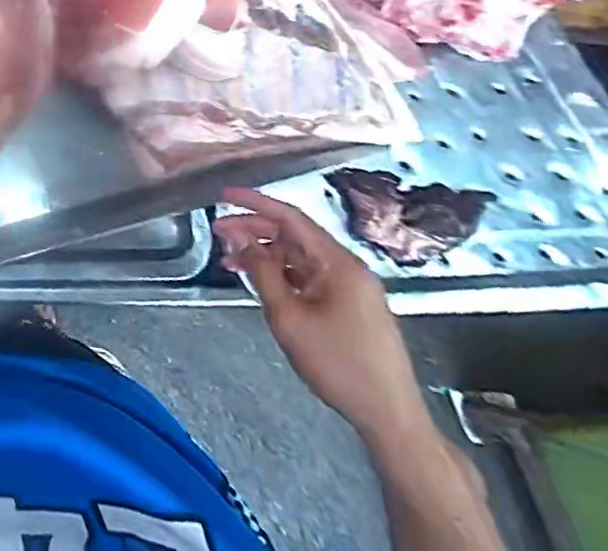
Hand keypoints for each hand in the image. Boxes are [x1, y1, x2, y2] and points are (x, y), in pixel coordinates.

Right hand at [215, 187, 430, 442]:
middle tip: (217, 231)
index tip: (224, 194)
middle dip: (254, 229)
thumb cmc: (338, 363)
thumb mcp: (288, 315)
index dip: (255, 202)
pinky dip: (279, 272)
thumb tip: (239, 235)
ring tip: (229, 259)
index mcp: (339, 264)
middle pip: (295, 235)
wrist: (389, 413)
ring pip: (299, 255)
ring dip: (263, 253)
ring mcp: (351, 287)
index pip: (292, 218)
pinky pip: (307, 274)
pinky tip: (257, 279)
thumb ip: (261, 270)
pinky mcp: (349, 303)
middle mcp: (348, 268)